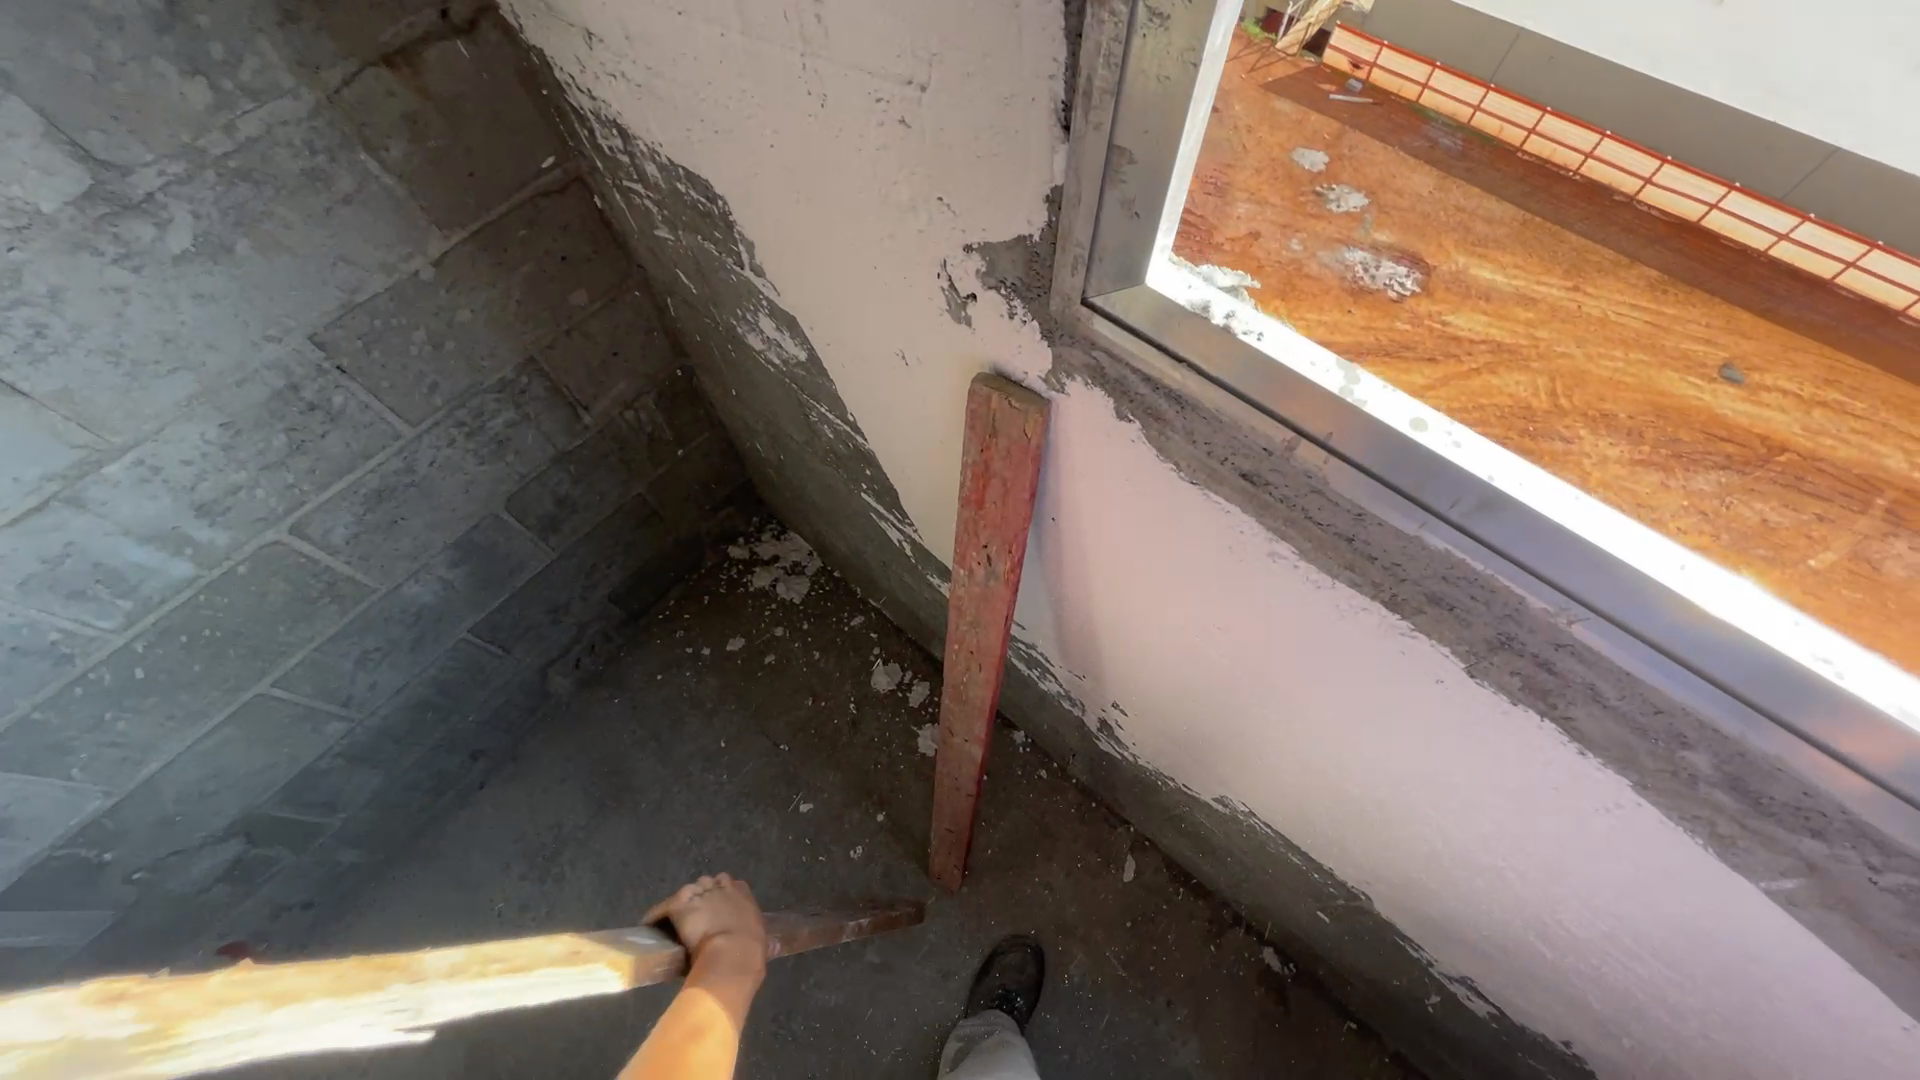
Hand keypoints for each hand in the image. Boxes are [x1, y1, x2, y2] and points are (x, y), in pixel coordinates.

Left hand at [644, 873, 768, 983]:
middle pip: (705, 884)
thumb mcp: (758, 933)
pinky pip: (662, 909)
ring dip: (681, 905)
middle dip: (700, 897)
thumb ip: (750, 929)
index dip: (720, 897)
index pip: (728, 884)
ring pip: (684, 894)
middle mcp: (719, 884)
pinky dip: (655, 917)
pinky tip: (648, 926)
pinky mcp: (678, 904)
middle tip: (696, 916)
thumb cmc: (751, 949)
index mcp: (741, 890)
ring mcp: (698, 892)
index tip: (716, 910)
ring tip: (674, 922)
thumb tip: (755, 942)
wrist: (733, 954)